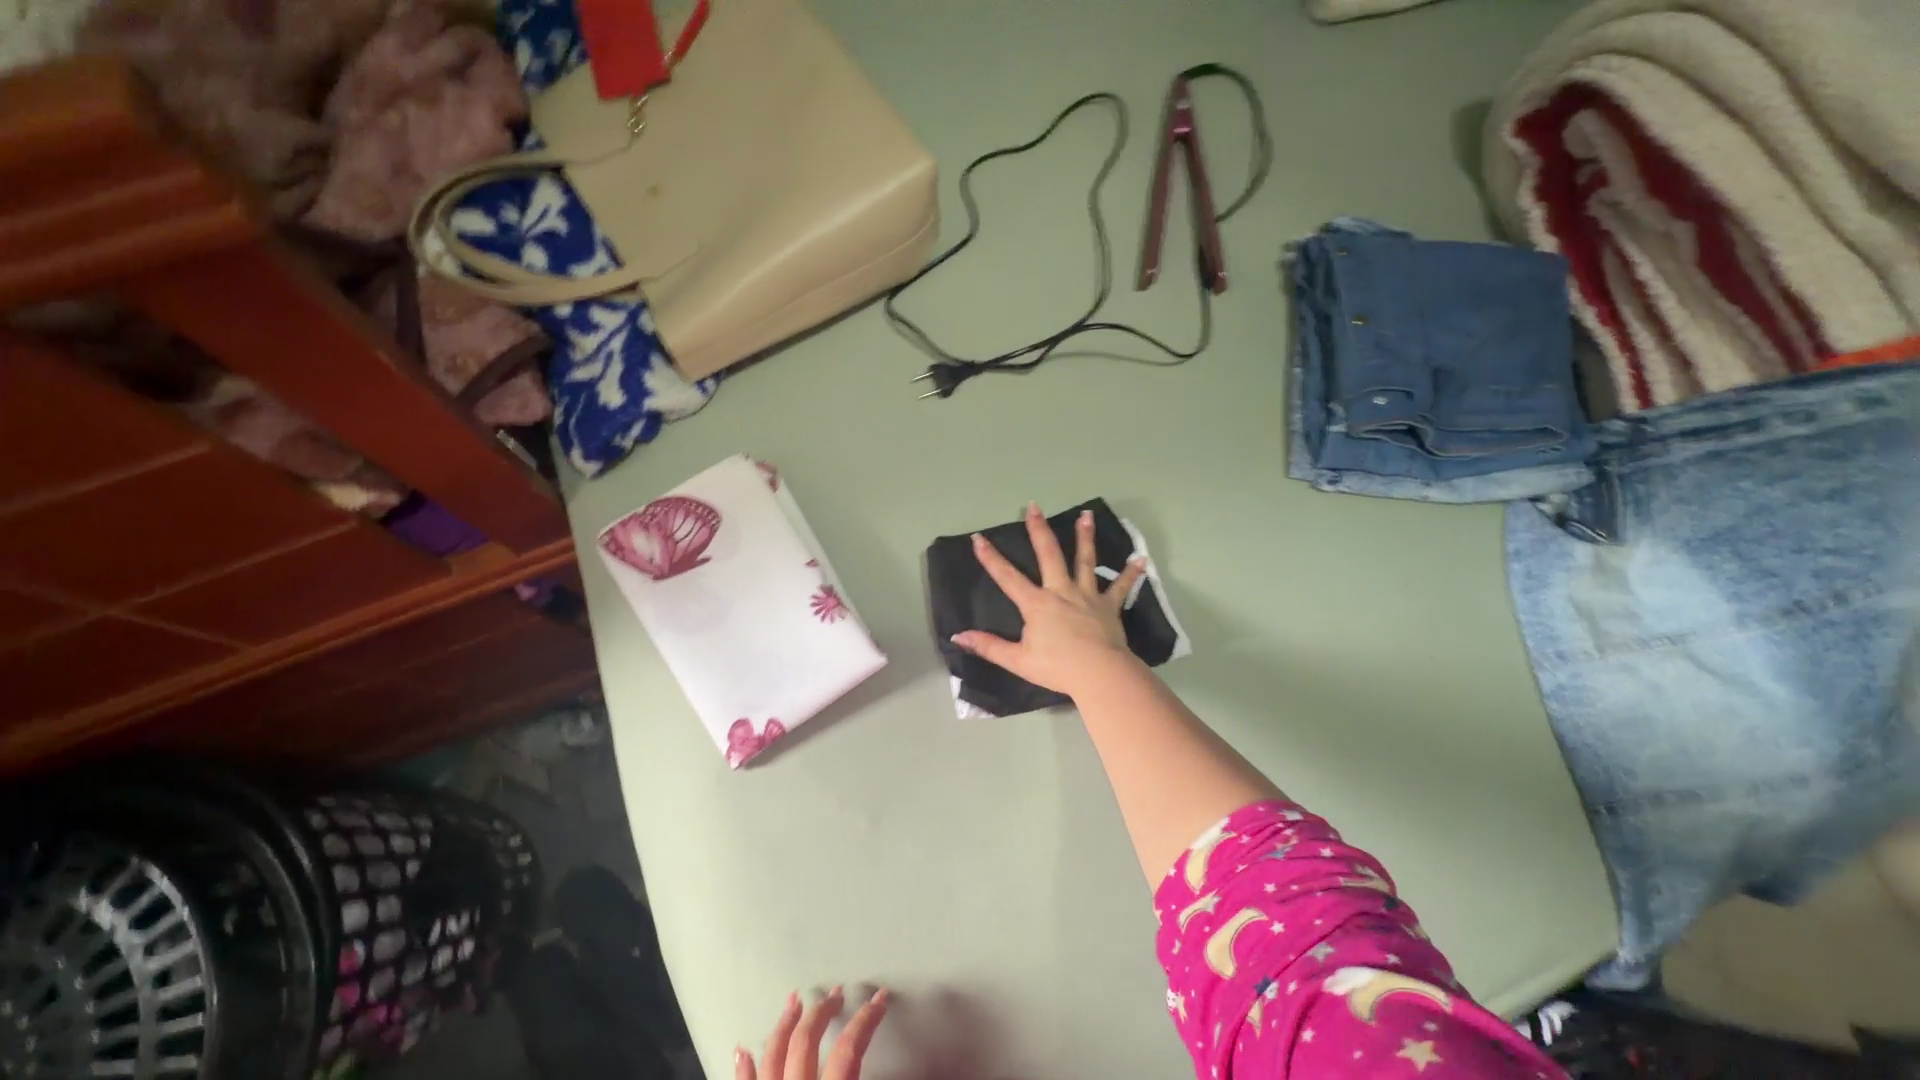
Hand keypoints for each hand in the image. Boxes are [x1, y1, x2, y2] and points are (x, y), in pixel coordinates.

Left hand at [736, 986, 889, 1079]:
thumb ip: (882, 1077)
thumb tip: (910, 1067)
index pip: (850, 1049)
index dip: (866, 1020)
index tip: (879, 1000)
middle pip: (806, 1041)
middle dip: (823, 1011)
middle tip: (837, 993)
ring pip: (773, 1054)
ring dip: (784, 1025)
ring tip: (794, 1001)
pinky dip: (745, 1067)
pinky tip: (743, 1049)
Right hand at [952, 502, 1147, 699]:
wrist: (1099, 673)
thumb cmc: (1057, 668)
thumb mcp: (1017, 660)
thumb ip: (988, 646)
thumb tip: (958, 637)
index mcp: (1037, 604)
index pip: (1008, 577)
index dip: (991, 558)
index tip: (979, 538)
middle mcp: (1061, 591)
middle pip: (1049, 554)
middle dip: (1039, 530)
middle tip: (1034, 507)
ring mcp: (1087, 595)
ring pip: (1085, 560)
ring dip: (1086, 537)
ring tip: (1087, 515)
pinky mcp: (1109, 606)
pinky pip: (1121, 587)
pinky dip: (1131, 573)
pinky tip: (1141, 559)